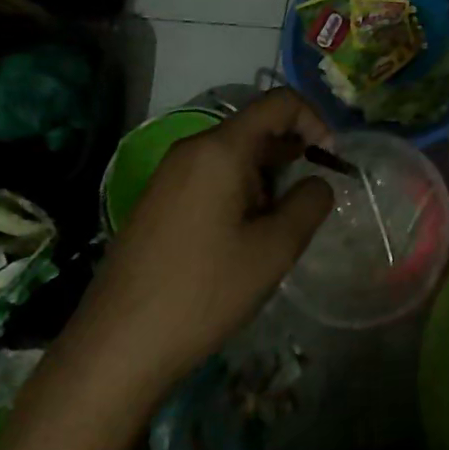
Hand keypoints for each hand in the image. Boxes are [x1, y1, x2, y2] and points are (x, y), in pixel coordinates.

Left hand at [80, 90, 334, 381]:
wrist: (118, 347)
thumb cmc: (205, 290)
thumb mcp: (276, 247)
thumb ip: (310, 202)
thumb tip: (316, 183)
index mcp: (220, 150)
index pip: (279, 102)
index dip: (315, 121)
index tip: (330, 161)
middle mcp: (191, 150)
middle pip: (256, 128)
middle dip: (293, 154)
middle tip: (308, 203)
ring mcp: (169, 177)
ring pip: (235, 156)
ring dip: (268, 178)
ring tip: (277, 228)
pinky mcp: (158, 203)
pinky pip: (212, 178)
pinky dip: (241, 192)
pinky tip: (244, 239)